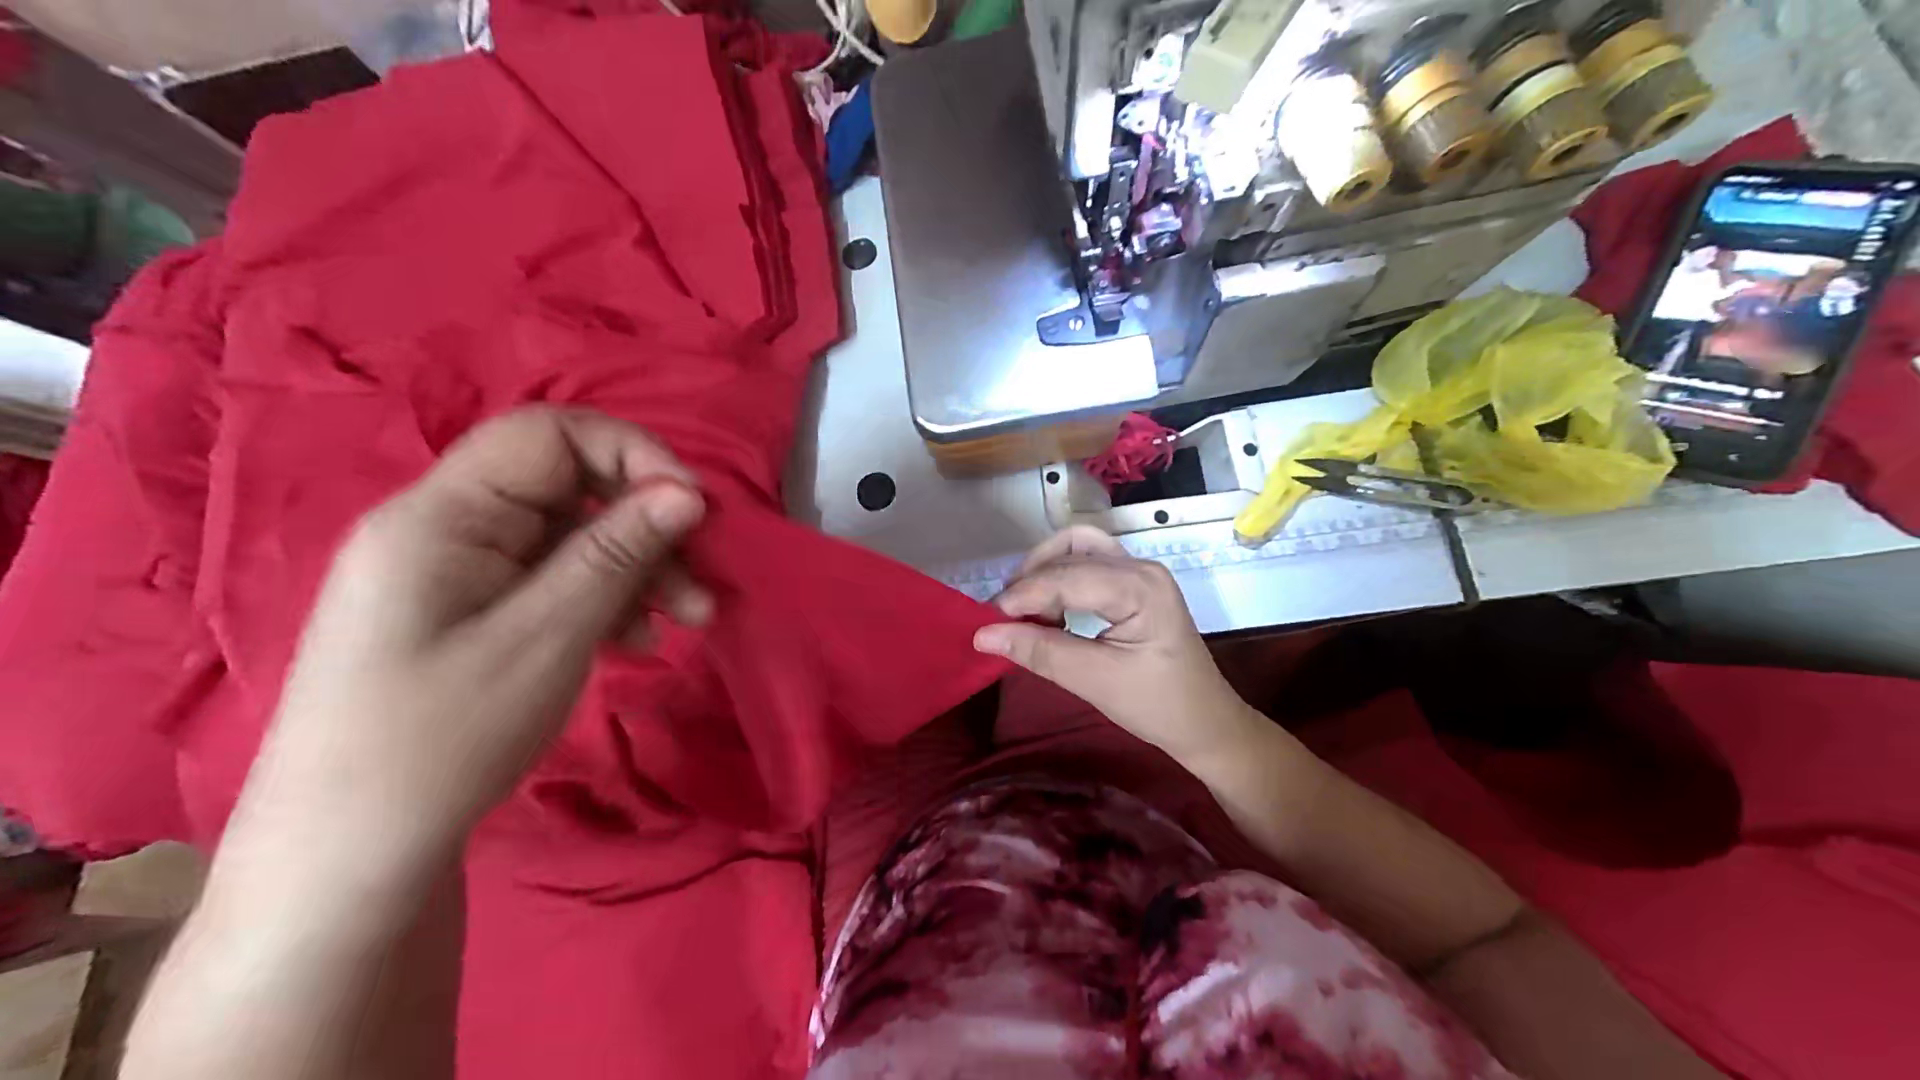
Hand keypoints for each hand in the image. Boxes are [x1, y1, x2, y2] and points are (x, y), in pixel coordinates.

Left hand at [244, 407, 709, 869]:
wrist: (349, 860)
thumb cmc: (442, 739)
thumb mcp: (548, 637)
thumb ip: (617, 553)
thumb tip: (687, 491)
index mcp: (441, 516)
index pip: (547, 434)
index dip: (630, 454)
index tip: (692, 507)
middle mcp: (446, 528)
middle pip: (568, 488)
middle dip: (645, 525)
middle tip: (701, 582)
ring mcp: (459, 572)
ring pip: (570, 537)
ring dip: (637, 568)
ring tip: (688, 621)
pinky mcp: (473, 611)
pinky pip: (553, 579)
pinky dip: (606, 599)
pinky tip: (636, 640)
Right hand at [972, 526, 1261, 763]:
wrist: (1205, 724)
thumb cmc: (1158, 706)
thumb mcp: (1095, 681)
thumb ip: (1040, 651)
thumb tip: (983, 634)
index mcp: (1140, 587)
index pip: (1065, 577)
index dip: (1020, 597)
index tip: (984, 623)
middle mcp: (1140, 567)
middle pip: (1068, 555)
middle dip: (1028, 583)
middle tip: (1001, 621)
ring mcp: (1138, 572)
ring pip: (1075, 551)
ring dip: (1042, 574)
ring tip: (1021, 612)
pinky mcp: (1132, 584)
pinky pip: (1086, 564)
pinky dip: (1059, 579)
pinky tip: (1047, 611)